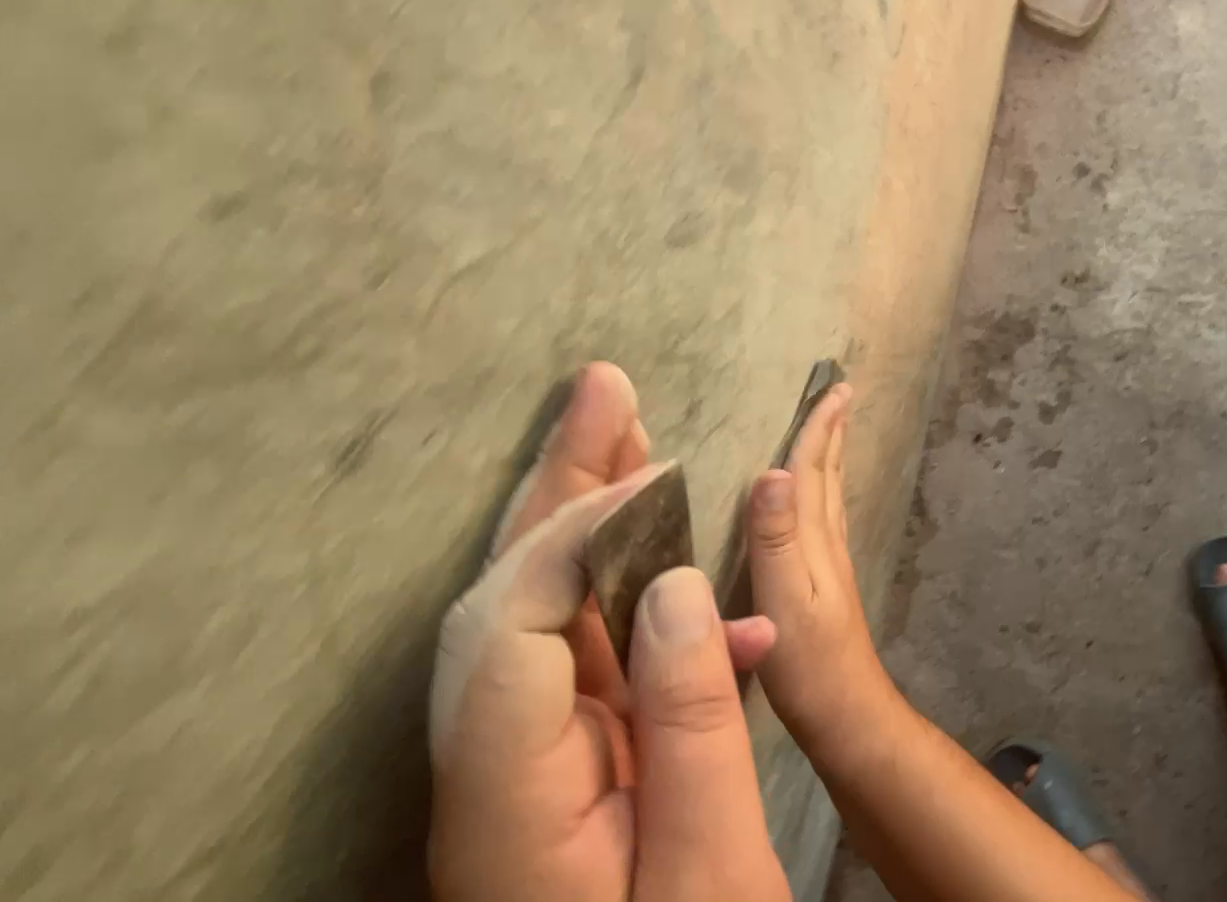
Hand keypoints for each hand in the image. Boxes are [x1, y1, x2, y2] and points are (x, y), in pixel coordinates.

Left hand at [429, 363, 788, 901]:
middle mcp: (496, 766)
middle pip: (508, 595)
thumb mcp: (711, 871)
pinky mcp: (573, 754)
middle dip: (558, 486)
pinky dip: (643, 593)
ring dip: (591, 516)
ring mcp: (531, 758)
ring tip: (634, 434)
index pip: (513, 629)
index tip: (659, 478)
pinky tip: (702, 578)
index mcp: (508, 804)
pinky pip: (598, 649)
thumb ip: (691, 724)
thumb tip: (679, 586)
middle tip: (603, 391)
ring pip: (549, 608)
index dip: (578, 538)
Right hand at [746, 385, 902, 759]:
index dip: (821, 428)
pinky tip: (816, 502)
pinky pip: (823, 521)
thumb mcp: (784, 598)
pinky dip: (822, 494)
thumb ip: (777, 538)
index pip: (814, 470)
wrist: (844, 713)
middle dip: (832, 432)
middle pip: (829, 475)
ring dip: (830, 458)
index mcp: (816, 539)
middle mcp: (828, 543)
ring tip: (831, 432)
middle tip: (840, 394)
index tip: (834, 386)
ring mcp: (830, 564)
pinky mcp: (826, 585)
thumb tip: (773, 472)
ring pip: (830, 496)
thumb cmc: (807, 662)